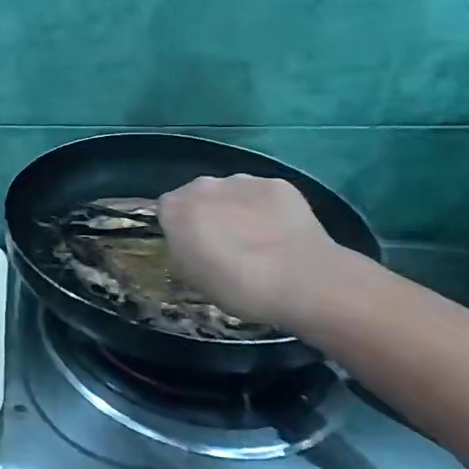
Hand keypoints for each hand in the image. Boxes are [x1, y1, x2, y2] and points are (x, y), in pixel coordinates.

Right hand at [157, 174, 347, 327]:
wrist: (302, 281)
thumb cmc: (236, 287)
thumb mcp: (192, 277)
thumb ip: (184, 250)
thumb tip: (191, 244)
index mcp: (175, 208)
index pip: (166, 210)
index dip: (179, 228)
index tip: (193, 247)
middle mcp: (203, 186)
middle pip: (197, 195)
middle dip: (207, 213)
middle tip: (224, 243)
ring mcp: (242, 181)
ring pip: (231, 192)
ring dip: (237, 208)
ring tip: (257, 239)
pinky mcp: (278, 184)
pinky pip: (263, 195)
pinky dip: (267, 209)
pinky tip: (281, 233)